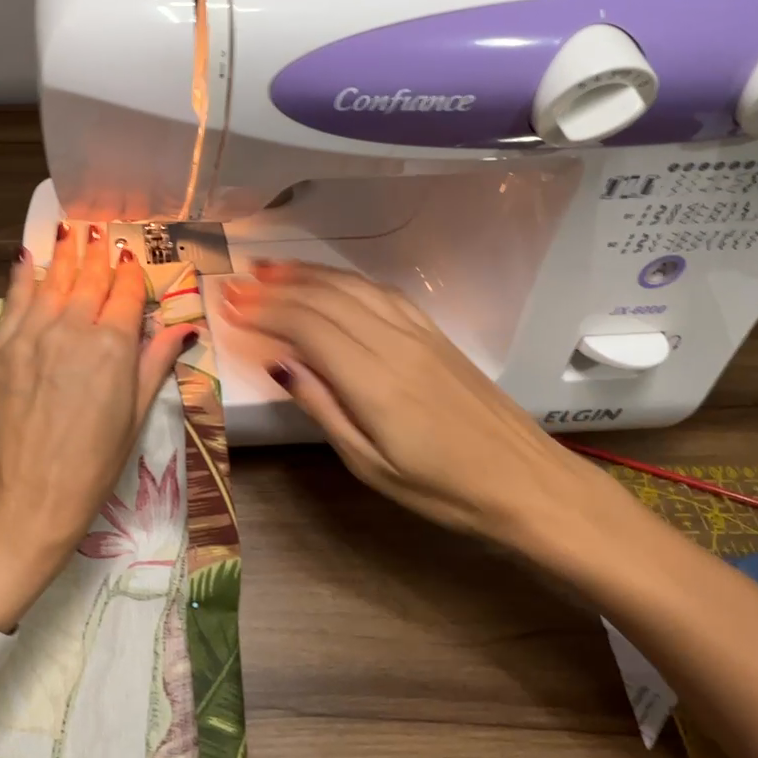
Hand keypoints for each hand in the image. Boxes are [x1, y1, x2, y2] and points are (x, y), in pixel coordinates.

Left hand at [0, 223, 194, 628]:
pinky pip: (16, 299)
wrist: (27, 499)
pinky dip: (25, 275)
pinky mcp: (1, 347)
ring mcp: (31, 335)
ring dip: (67, 256)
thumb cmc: (93, 467)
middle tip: (101, 232)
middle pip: (89, 280)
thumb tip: (181, 327)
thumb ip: (154, 364)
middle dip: (98, 256)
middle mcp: (72, 329)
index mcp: (113, 347)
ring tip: (73, 232)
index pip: (125, 294)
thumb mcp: (136, 417)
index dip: (130, 275)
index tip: (131, 261)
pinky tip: (31, 257)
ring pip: (54, 282)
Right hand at [219, 261, 607, 543]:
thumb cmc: (443, 488)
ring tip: (269, 269)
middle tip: (236, 283)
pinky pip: (381, 293)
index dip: (264, 311)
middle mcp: (395, 343)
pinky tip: (327, 282)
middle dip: (275, 287)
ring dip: (307, 274)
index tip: (229, 306)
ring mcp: (419, 333)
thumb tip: (281, 364)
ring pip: (352, 287)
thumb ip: (323, 409)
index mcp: (374, 380)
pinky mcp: (436, 334)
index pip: (306, 326)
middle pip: (325, 298)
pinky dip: (344, 280)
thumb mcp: (369, 465)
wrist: (528, 482)